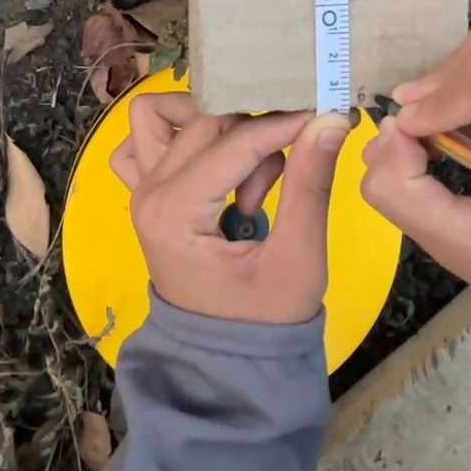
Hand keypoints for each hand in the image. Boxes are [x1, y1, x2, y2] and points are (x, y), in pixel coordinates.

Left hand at [110, 94, 350, 323]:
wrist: (227, 359)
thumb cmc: (264, 316)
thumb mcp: (298, 258)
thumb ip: (309, 184)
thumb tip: (330, 119)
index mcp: (175, 213)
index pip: (233, 143)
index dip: (282, 123)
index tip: (324, 111)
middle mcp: (148, 192)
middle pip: (203, 121)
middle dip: (253, 134)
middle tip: (285, 175)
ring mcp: (140, 189)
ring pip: (160, 116)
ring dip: (208, 124)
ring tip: (245, 168)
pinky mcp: (145, 191)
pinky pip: (144, 140)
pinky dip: (179, 135)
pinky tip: (217, 165)